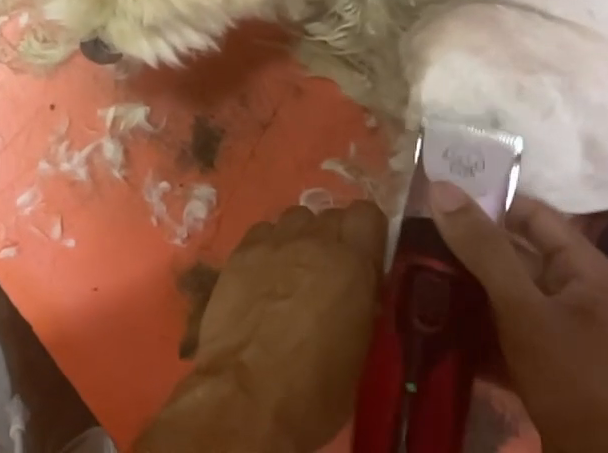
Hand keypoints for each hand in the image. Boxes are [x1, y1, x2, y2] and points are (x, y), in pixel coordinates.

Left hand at [138, 203, 387, 452]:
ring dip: (301, 239)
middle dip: (336, 238)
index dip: (369, 234)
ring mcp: (270, 242)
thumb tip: (359, 290)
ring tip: (296, 273)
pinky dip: (270, 248)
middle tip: (332, 273)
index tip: (368, 257)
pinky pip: (263, 233)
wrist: (248, 393)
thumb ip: (362, 302)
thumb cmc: (316, 387)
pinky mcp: (238, 252)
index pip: (367, 214)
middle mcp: (311, 240)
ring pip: (294, 219)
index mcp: (351, 263)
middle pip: (330, 214)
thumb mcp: (361, 349)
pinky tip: (265, 277)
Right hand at [428, 183, 607, 452]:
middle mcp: (585, 302)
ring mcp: (573, 343)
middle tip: (411, 243)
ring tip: (414, 284)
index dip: (487, 201)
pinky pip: (512, 341)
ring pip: (510, 302)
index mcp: (591, 275)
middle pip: (518, 259)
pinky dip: (479, 336)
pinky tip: (437, 334)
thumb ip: (484, 249)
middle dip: (466, 252)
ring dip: (467, 295)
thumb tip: (441, 186)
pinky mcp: (559, 378)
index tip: (433, 198)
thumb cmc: (583, 384)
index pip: (534, 216)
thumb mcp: (526, 311)